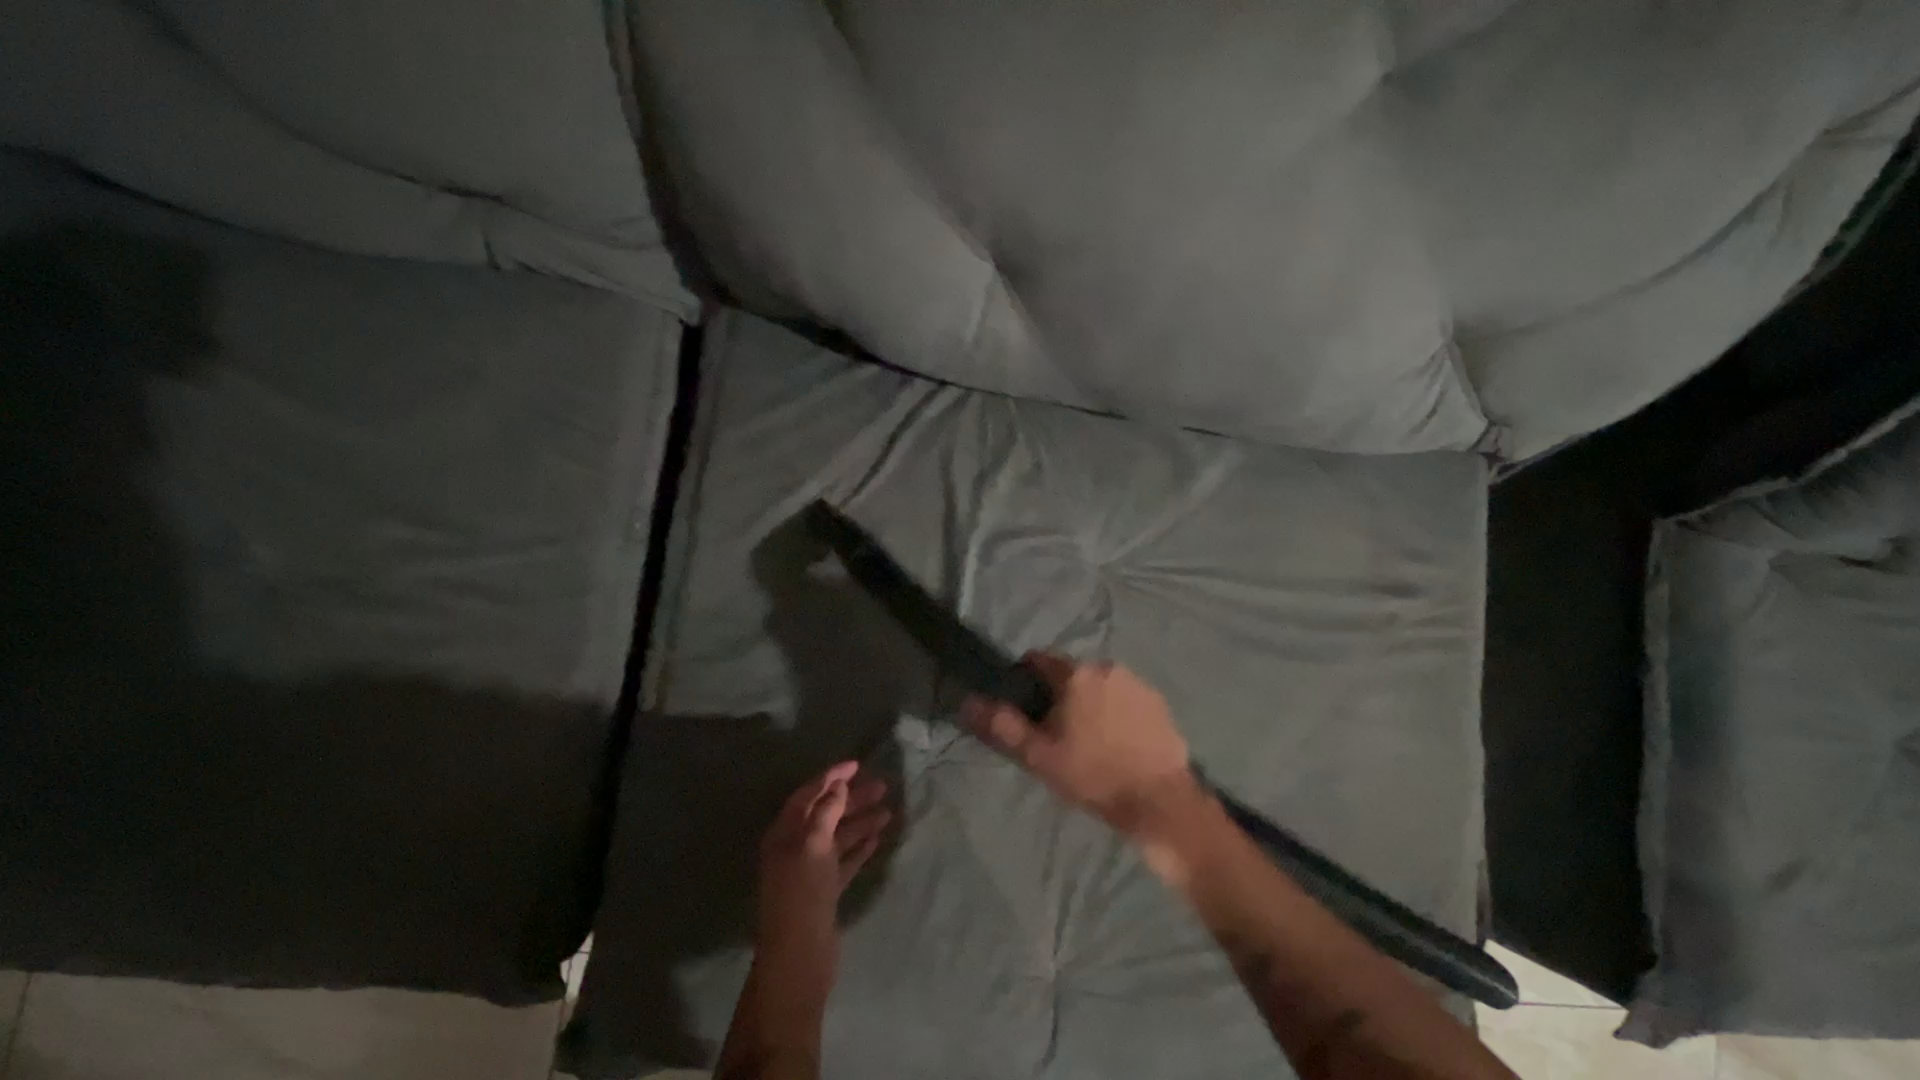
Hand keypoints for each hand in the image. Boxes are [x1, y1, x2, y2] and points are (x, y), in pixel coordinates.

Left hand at [754, 761, 890, 961]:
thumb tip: (837, 787)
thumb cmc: (802, 896)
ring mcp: (810, 871)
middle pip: (825, 814)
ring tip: (888, 810)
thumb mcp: (812, 847)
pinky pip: (844, 860)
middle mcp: (795, 848)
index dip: (831, 777)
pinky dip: (860, 847)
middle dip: (851, 798)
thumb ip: (824, 814)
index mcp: (784, 834)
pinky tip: (878, 838)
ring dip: (860, 821)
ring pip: (838, 837)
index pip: (808, 795)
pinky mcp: (825, 891)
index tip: (857, 764)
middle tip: (882, 785)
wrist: (798, 957)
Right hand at [961, 652, 1194, 834]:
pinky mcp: (1159, 702)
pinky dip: (1117, 713)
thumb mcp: (1038, 756)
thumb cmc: (1092, 775)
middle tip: (1056, 735)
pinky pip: (1125, 699)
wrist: (1158, 800)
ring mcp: (1137, 683)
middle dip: (1060, 696)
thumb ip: (1002, 725)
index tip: (1024, 710)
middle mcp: (1107, 666)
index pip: (1037, 659)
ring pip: (1099, 686)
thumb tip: (968, 702)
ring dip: (1090, 703)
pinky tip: (1117, 745)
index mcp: (1075, 674)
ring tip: (1090, 743)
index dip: (1024, 681)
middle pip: (1070, 674)